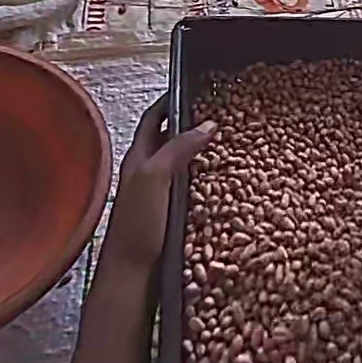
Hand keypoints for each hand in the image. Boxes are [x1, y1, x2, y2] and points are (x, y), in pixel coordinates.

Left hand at [98, 100, 214, 272]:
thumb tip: (208, 124)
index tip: (193, 87)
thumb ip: (178, 148)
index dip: (169, 101)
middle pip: (168, 138)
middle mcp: (146, 172)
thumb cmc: (139, 224)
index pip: (153, 119)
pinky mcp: (170, 212)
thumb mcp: (155, 178)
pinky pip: (190, 183)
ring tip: (229, 140)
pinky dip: (206, 174)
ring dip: (200, 149)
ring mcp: (158, 193)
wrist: (132, 275)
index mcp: (138, 158)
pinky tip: (224, 177)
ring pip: (181, 161)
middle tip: (220, 112)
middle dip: (191, 123)